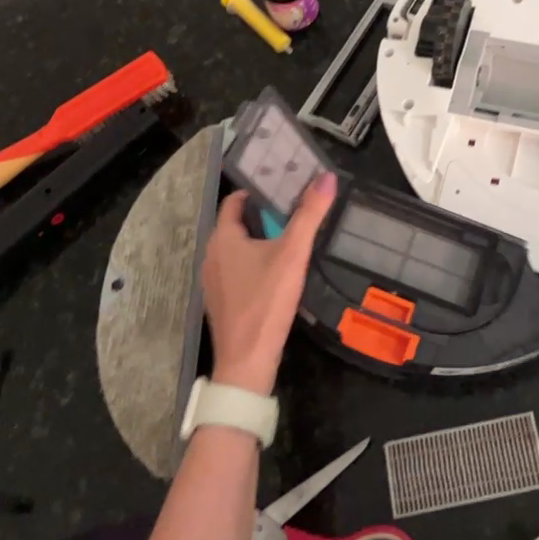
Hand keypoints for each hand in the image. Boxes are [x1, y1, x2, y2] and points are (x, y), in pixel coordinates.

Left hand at [200, 174, 337, 394]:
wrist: (247, 362)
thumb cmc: (266, 301)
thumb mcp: (293, 254)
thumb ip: (310, 215)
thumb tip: (327, 177)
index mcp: (223, 238)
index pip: (234, 200)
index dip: (258, 190)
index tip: (283, 186)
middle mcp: (211, 255)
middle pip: (237, 224)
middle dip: (263, 215)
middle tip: (295, 210)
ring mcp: (213, 281)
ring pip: (237, 249)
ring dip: (260, 241)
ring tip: (291, 238)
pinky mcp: (221, 301)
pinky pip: (237, 271)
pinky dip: (254, 263)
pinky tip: (277, 273)